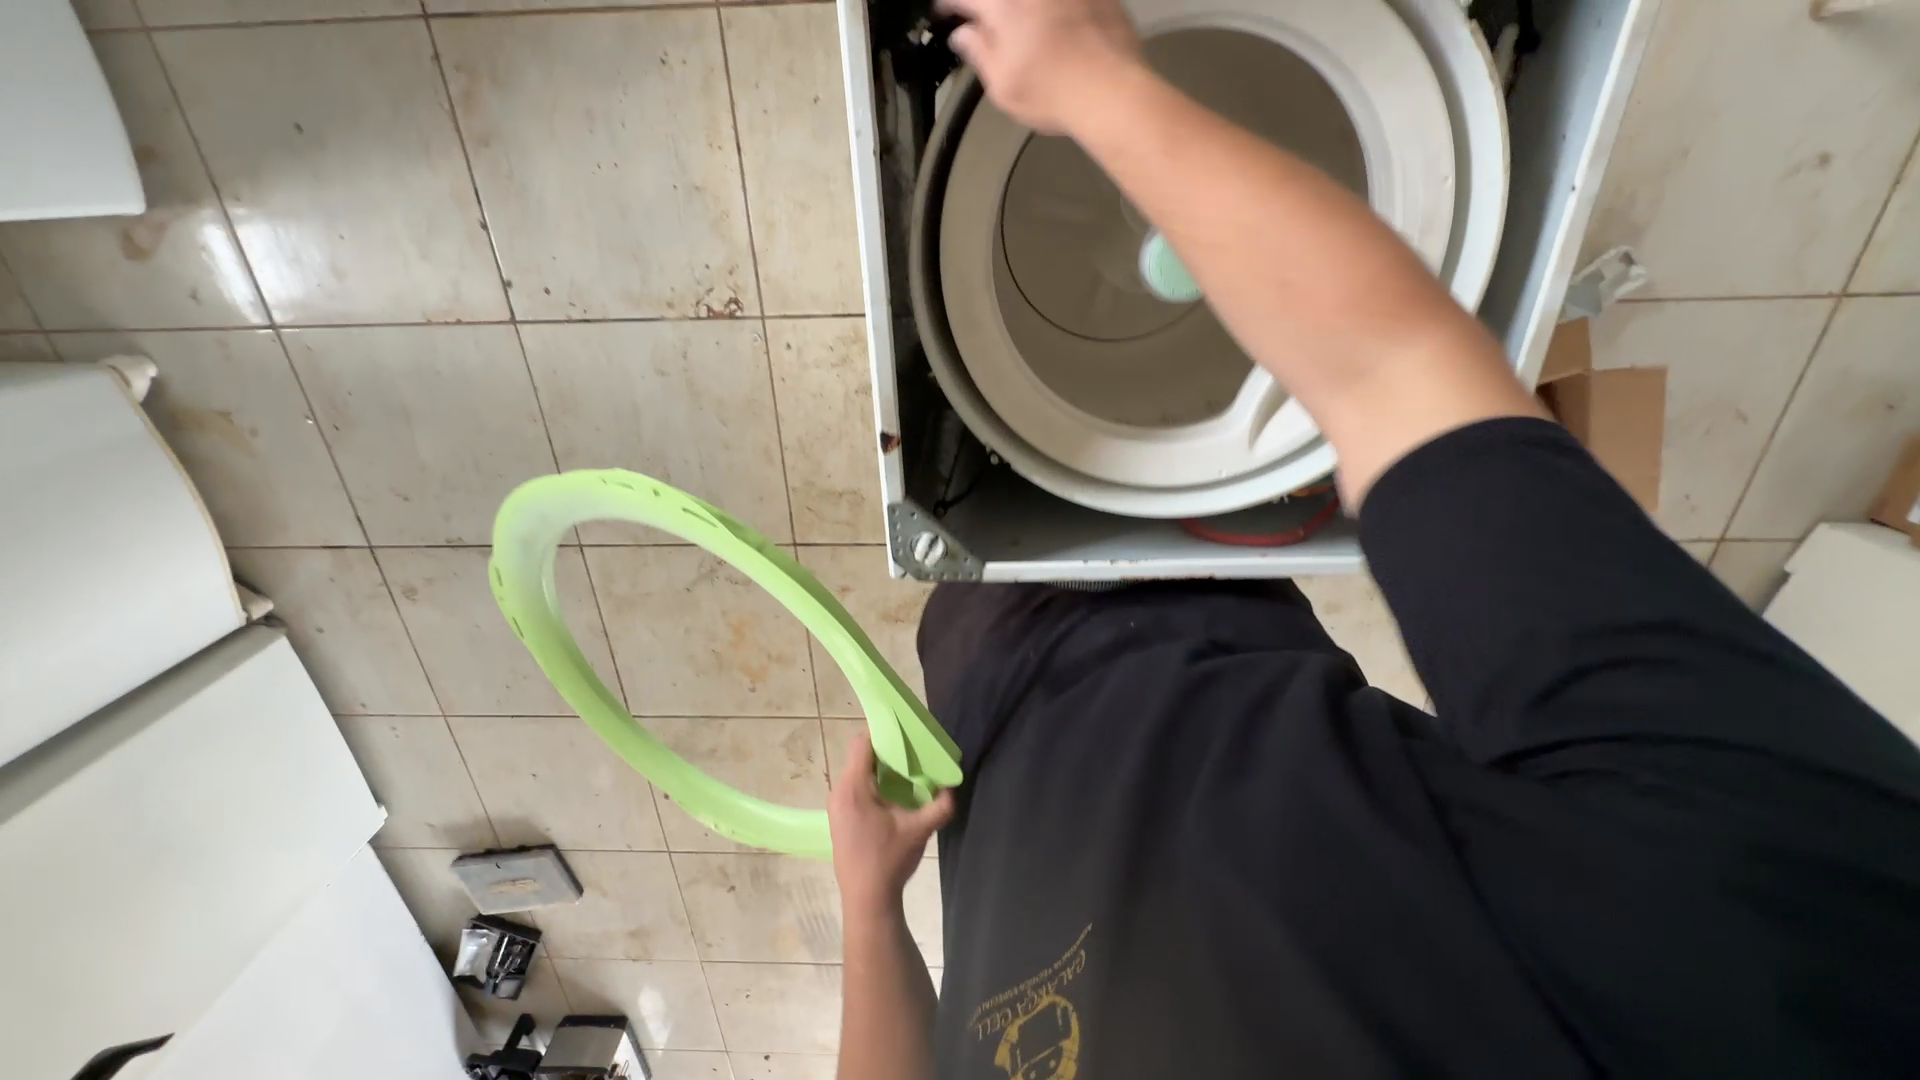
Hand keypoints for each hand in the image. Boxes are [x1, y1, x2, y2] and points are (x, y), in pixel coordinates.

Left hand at [829, 733, 954, 916]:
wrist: (867, 901)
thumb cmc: (889, 861)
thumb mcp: (919, 830)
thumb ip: (940, 805)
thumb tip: (954, 787)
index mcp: (853, 788)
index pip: (862, 743)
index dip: (883, 732)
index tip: (906, 732)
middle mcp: (839, 791)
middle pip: (860, 757)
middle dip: (887, 751)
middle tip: (914, 751)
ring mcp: (836, 806)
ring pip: (858, 773)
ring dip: (880, 769)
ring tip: (907, 772)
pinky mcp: (840, 818)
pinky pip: (855, 788)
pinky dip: (873, 783)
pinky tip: (894, 794)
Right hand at [936, 0, 1143, 134]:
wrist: (1112, 91)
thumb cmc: (1051, 95)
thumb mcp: (1003, 86)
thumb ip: (980, 53)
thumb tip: (963, 34)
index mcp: (1004, 8)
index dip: (951, 4)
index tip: (945, 12)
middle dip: (989, 9)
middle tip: (984, 23)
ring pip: (1035, 3)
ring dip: (1023, 13)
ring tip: (1023, 32)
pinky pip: (1069, 1)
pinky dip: (1058, 11)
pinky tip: (1059, 28)